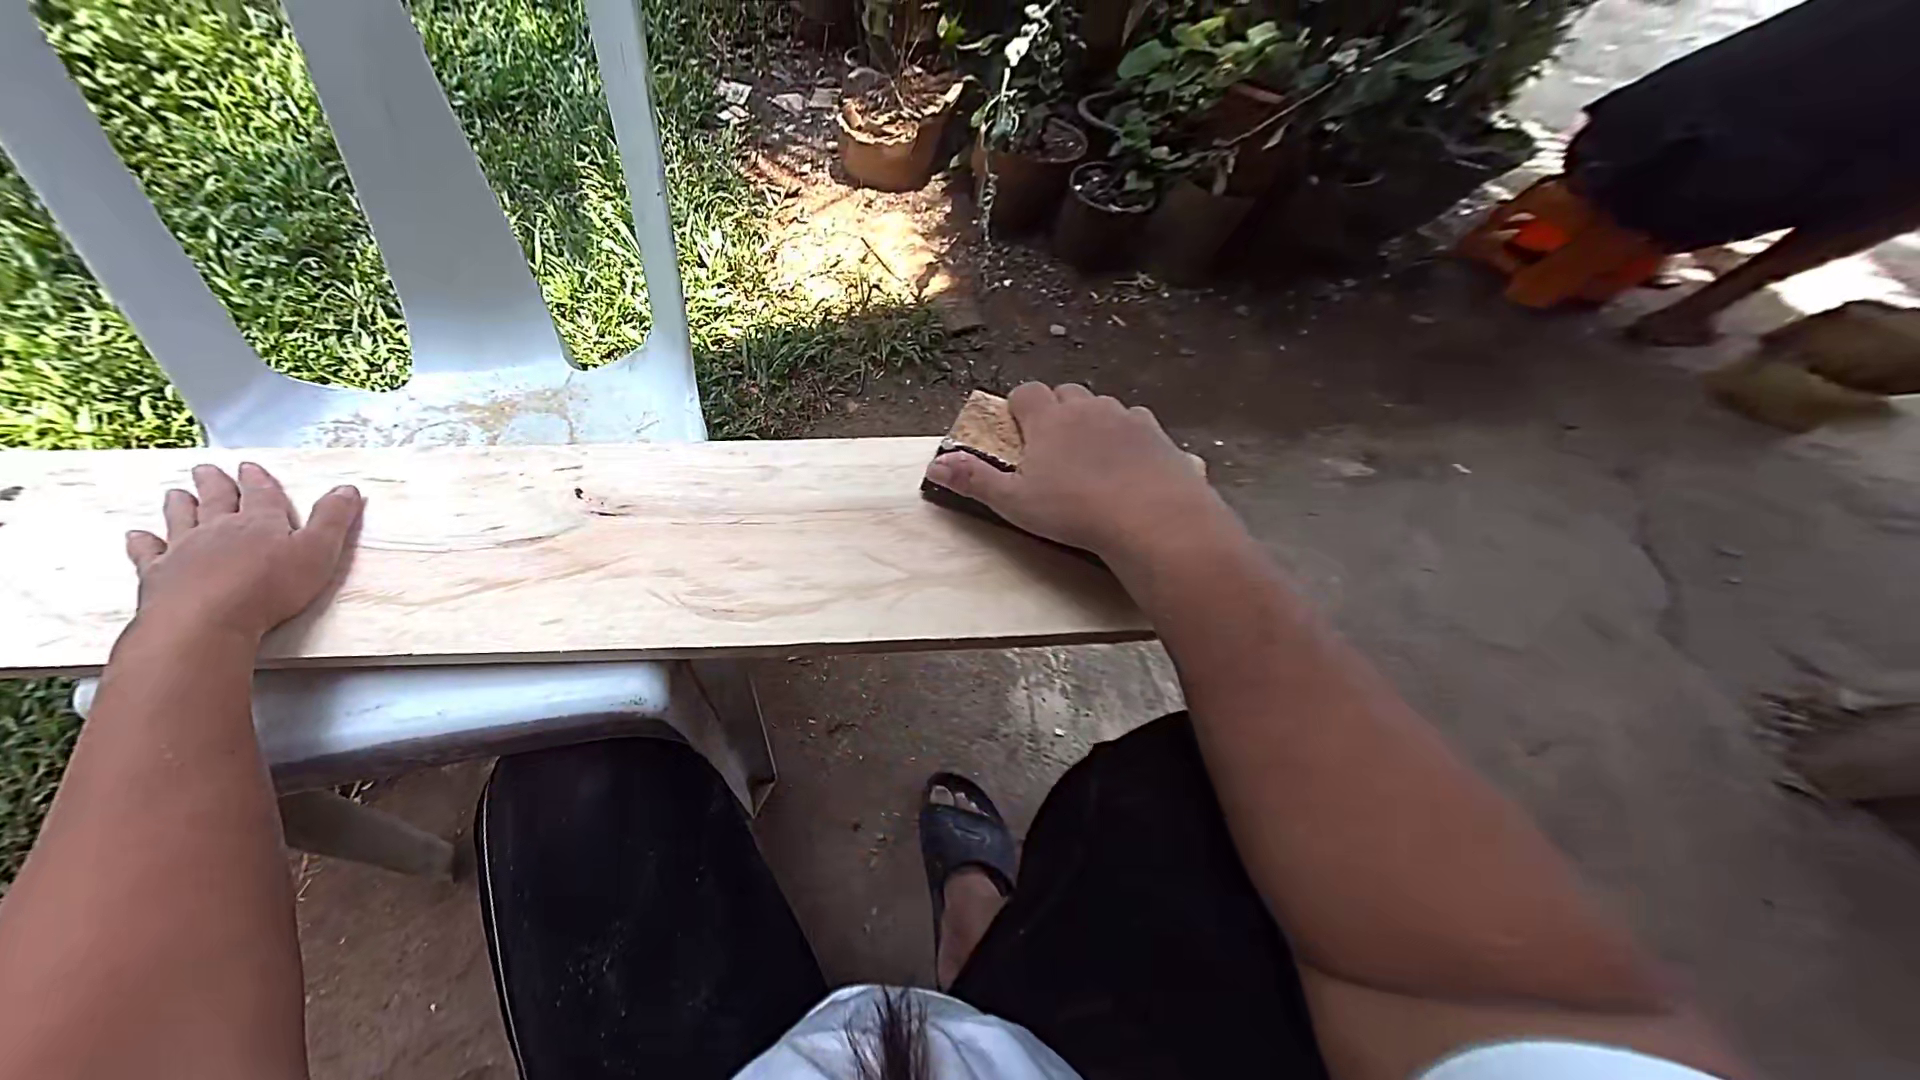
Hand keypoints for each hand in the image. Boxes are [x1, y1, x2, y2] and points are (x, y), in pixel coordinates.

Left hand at [125, 463, 363, 640]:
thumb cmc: (273, 585)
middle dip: (216, 484)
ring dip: (180, 505)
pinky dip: (142, 542)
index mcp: (260, 523)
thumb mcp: (320, 550)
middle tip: (206, 470)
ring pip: (181, 520)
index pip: (262, 495)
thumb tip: (347, 489)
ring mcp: (183, 550)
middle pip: (217, 501)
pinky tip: (137, 535)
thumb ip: (333, 519)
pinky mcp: (158, 573)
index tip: (250, 467)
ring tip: (177, 493)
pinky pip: (147, 552)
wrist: (207, 619)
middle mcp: (219, 529)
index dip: (259, 481)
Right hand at [924, 382, 1229, 561]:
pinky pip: (1137, 424)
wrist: (1151, 518)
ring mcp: (1126, 417)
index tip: (1017, 430)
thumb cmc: (1074, 511)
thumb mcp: (1014, 502)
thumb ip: (974, 480)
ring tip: (1090, 459)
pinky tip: (1128, 466)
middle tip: (1052, 447)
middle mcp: (1087, 408)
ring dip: (1092, 422)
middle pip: (1066, 393)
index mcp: (1049, 419)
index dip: (1018, 408)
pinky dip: (1128, 437)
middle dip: (1056, 411)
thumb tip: (936, 464)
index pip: (1026, 393)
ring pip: (1102, 407)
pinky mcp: (1158, 434)